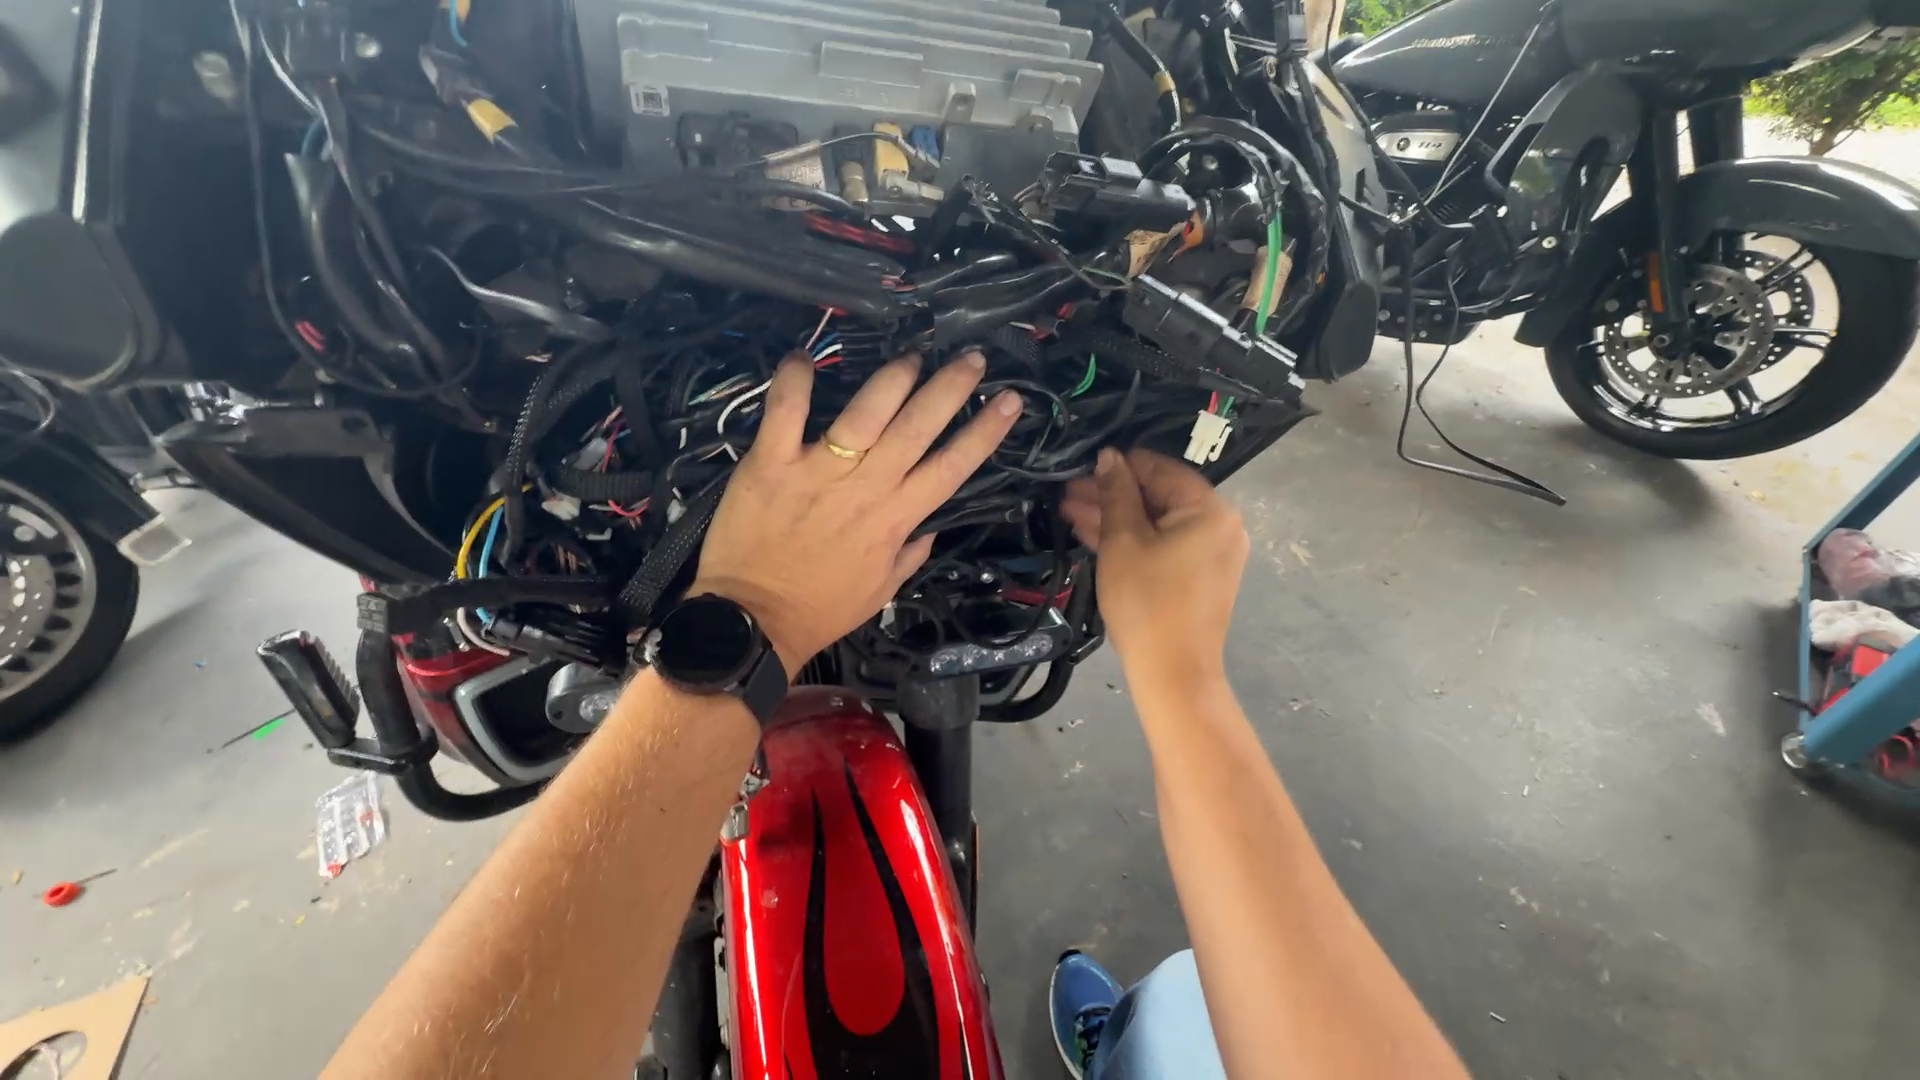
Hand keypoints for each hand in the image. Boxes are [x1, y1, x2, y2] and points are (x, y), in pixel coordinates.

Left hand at [692, 350, 1022, 672]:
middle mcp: (866, 487)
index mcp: (896, 518)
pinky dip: (794, 382)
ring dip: (893, 379)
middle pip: (917, 429)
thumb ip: (911, 553)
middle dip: (950, 389)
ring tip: (913, 355)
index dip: (984, 432)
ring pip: (865, 414)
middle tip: (972, 358)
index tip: (1009, 400)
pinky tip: (803, 355)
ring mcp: (818, 472)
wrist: (754, 623)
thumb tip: (932, 526)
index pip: (952, 468)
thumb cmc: (821, 609)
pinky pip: (785, 413)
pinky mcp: (771, 464)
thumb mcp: (882, 590)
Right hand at [1059, 448, 1247, 682]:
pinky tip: (1091, 534)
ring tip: (1068, 512)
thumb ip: (1116, 493)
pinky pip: (1163, 545)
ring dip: (1115, 517)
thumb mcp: (1123, 541)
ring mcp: (1211, 553)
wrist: (1172, 672)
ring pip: (1157, 523)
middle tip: (1067, 492)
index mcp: (1209, 510)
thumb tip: (1108, 457)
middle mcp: (1220, 526)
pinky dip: (1133, 540)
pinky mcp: (1198, 577)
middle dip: (1111, 494)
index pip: (1160, 470)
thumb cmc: (1146, 601)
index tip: (1082, 467)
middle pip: (1158, 496)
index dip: (1119, 466)